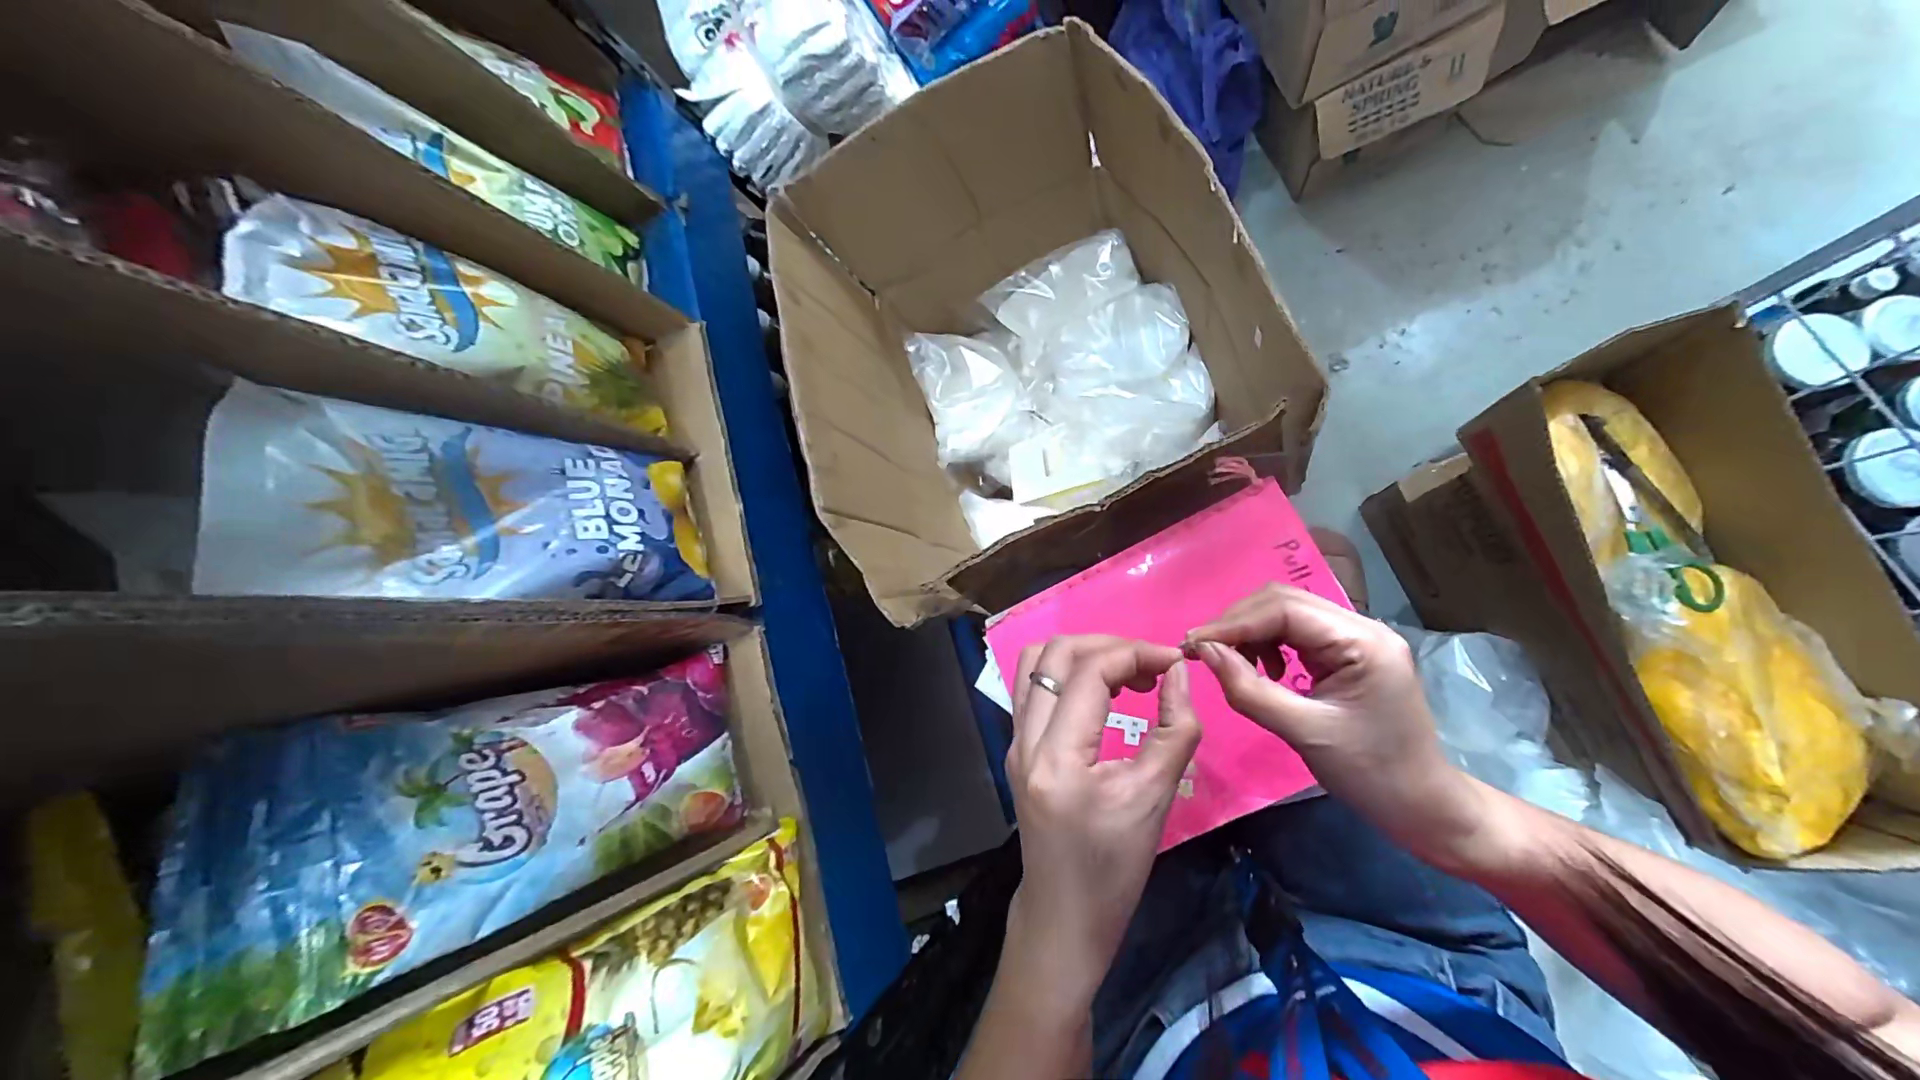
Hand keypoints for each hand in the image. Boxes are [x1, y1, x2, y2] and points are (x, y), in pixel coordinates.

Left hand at [1004, 635, 1201, 1003]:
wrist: (1064, 914)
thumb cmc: (1113, 868)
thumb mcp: (1155, 800)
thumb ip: (1175, 731)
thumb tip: (1180, 674)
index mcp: (1056, 755)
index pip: (1089, 672)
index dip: (1135, 653)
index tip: (1175, 661)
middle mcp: (1024, 738)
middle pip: (1054, 654)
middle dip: (1107, 646)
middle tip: (1150, 665)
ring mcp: (1014, 741)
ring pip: (1034, 664)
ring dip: (1081, 655)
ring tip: (1126, 673)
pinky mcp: (1018, 747)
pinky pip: (1033, 687)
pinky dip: (1066, 674)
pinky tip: (1101, 692)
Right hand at [1183, 584, 1497, 872]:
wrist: (1424, 807)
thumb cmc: (1370, 774)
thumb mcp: (1303, 733)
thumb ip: (1249, 689)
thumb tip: (1203, 652)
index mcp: (1362, 641)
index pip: (1283, 609)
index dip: (1232, 623)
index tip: (1192, 645)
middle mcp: (1361, 627)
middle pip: (1283, 601)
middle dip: (1237, 623)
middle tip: (1200, 652)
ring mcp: (1356, 638)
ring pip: (1286, 612)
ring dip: (1250, 632)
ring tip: (1229, 663)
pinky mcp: (1348, 652)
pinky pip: (1296, 631)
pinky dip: (1267, 642)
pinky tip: (1263, 669)